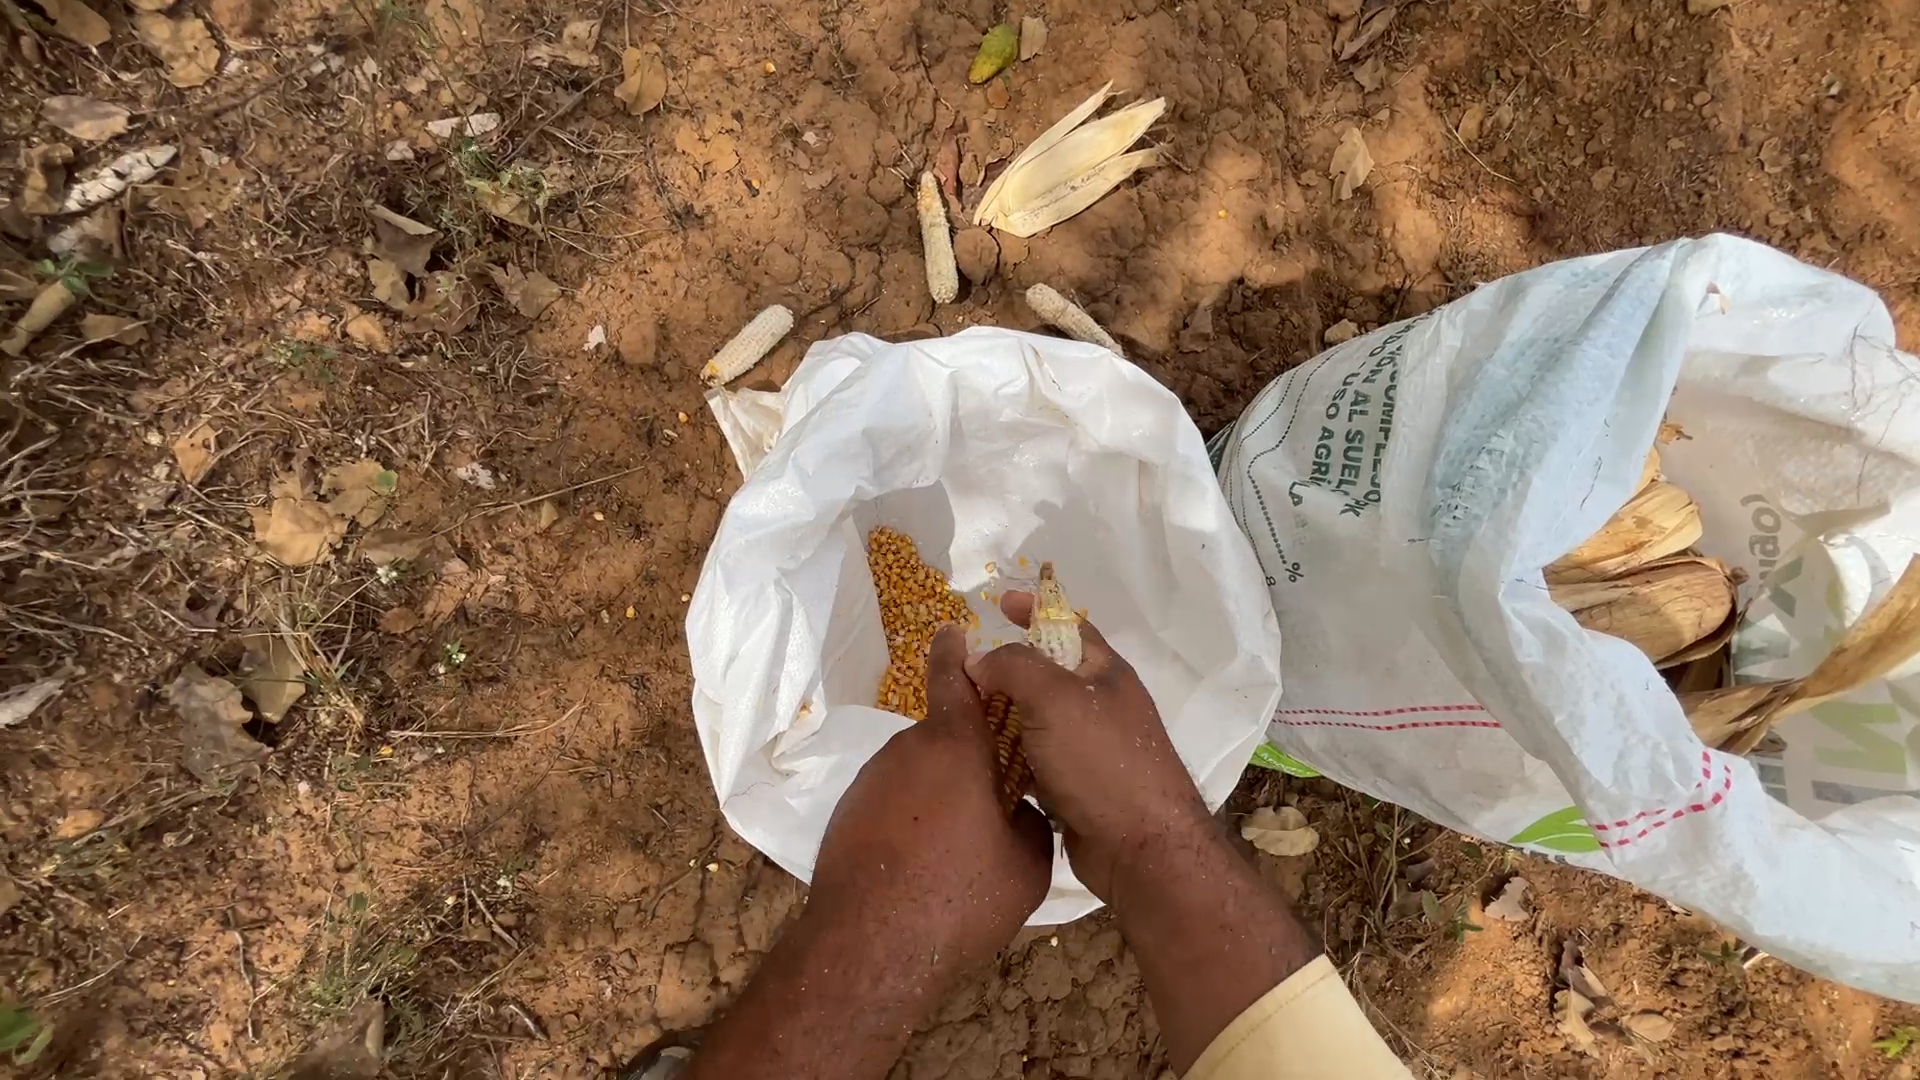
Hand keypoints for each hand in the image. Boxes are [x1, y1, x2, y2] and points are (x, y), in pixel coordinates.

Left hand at [806, 623, 1053, 976]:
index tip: (953, 629)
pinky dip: (911, 816)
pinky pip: (893, 799)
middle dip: (968, 757)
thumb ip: (1031, 820)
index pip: (952, 676)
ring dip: (939, 792)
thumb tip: (1019, 810)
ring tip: (956, 847)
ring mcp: (872, 779)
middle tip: (991, 802)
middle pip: (944, 736)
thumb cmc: (959, 894)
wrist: (869, 949)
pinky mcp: (849, 810)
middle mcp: (908, 750)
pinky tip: (921, 863)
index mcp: (954, 745)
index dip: (954, 649)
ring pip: (919, 771)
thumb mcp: (1026, 863)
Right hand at [963, 594, 1213, 901]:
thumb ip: (1013, 667)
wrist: (1141, 848)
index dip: (1035, 610)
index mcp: (1104, 672)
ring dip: (1000, 715)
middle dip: (1005, 669)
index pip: (1067, 624)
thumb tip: (978, 661)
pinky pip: (1032, 759)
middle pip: (1044, 674)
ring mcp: (1087, 747)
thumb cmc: (1102, 760)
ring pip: (1033, 719)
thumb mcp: (1055, 698)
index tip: (1000, 603)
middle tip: (964, 670)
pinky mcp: (1073, 786)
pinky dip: (1007, 755)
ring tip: (960, 713)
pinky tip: (977, 758)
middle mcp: (1098, 704)